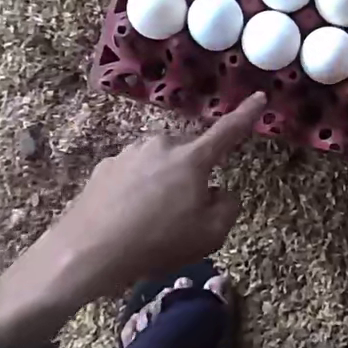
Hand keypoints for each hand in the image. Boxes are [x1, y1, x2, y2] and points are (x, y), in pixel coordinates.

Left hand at [0, 93, 266, 347]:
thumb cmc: (157, 242)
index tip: (260, 97)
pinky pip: (133, 174)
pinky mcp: (105, 167)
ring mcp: (129, 153)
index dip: (246, 115)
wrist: (88, 250)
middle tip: (184, 213)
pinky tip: (128, 217)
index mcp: (191, 158)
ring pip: (159, 163)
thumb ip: (226, 207)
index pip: (227, 132)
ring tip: (152, 221)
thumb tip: (218, 192)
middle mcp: (160, 145)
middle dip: (192, 175)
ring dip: (162, 182)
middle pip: (188, 154)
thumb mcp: (210, 235)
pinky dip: (137, 190)